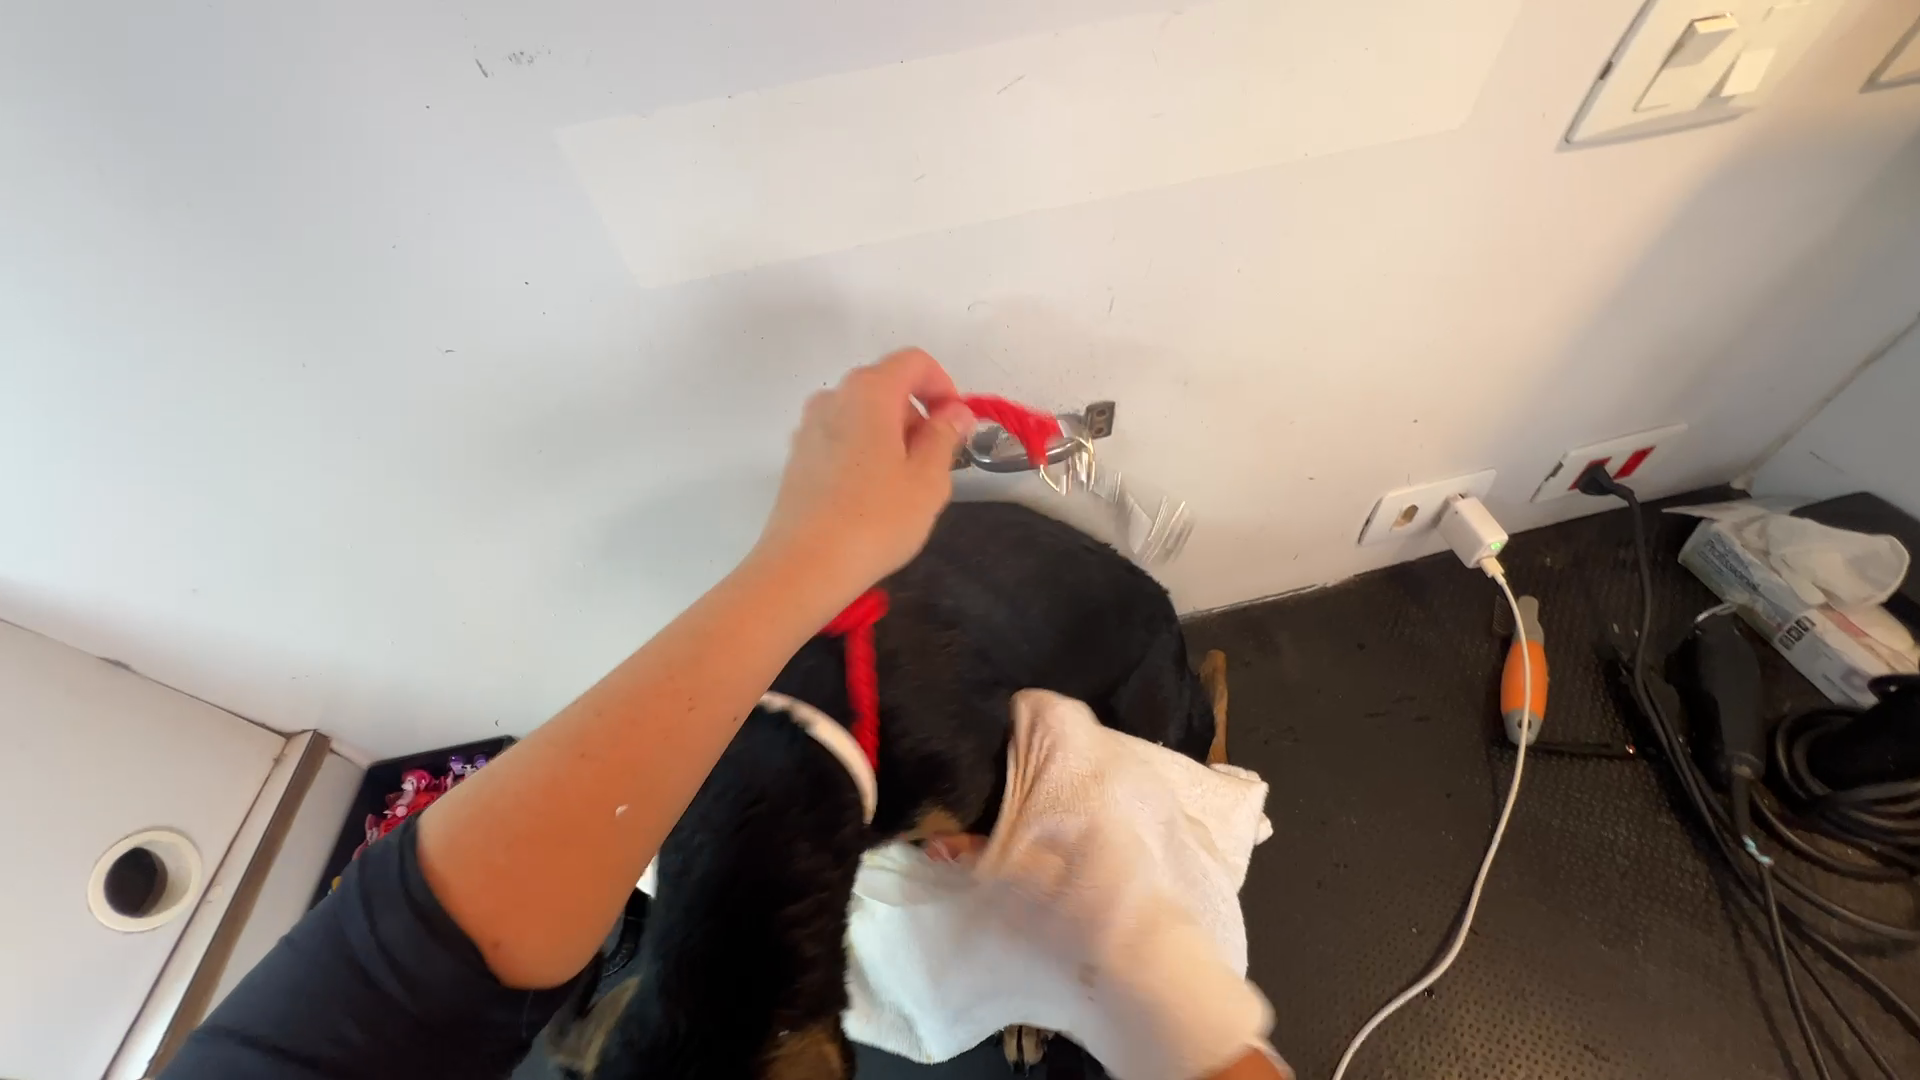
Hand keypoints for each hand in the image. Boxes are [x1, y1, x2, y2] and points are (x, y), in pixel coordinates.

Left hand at [753, 349, 975, 597]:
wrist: (805, 566)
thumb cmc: (876, 520)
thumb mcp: (928, 480)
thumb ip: (945, 436)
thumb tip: (954, 412)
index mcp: (869, 392)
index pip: (914, 362)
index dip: (944, 386)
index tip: (956, 426)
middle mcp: (833, 398)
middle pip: (886, 386)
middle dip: (918, 414)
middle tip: (935, 462)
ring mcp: (809, 427)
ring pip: (863, 414)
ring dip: (891, 436)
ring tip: (904, 485)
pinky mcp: (797, 457)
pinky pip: (841, 438)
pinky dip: (865, 452)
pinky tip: (872, 497)